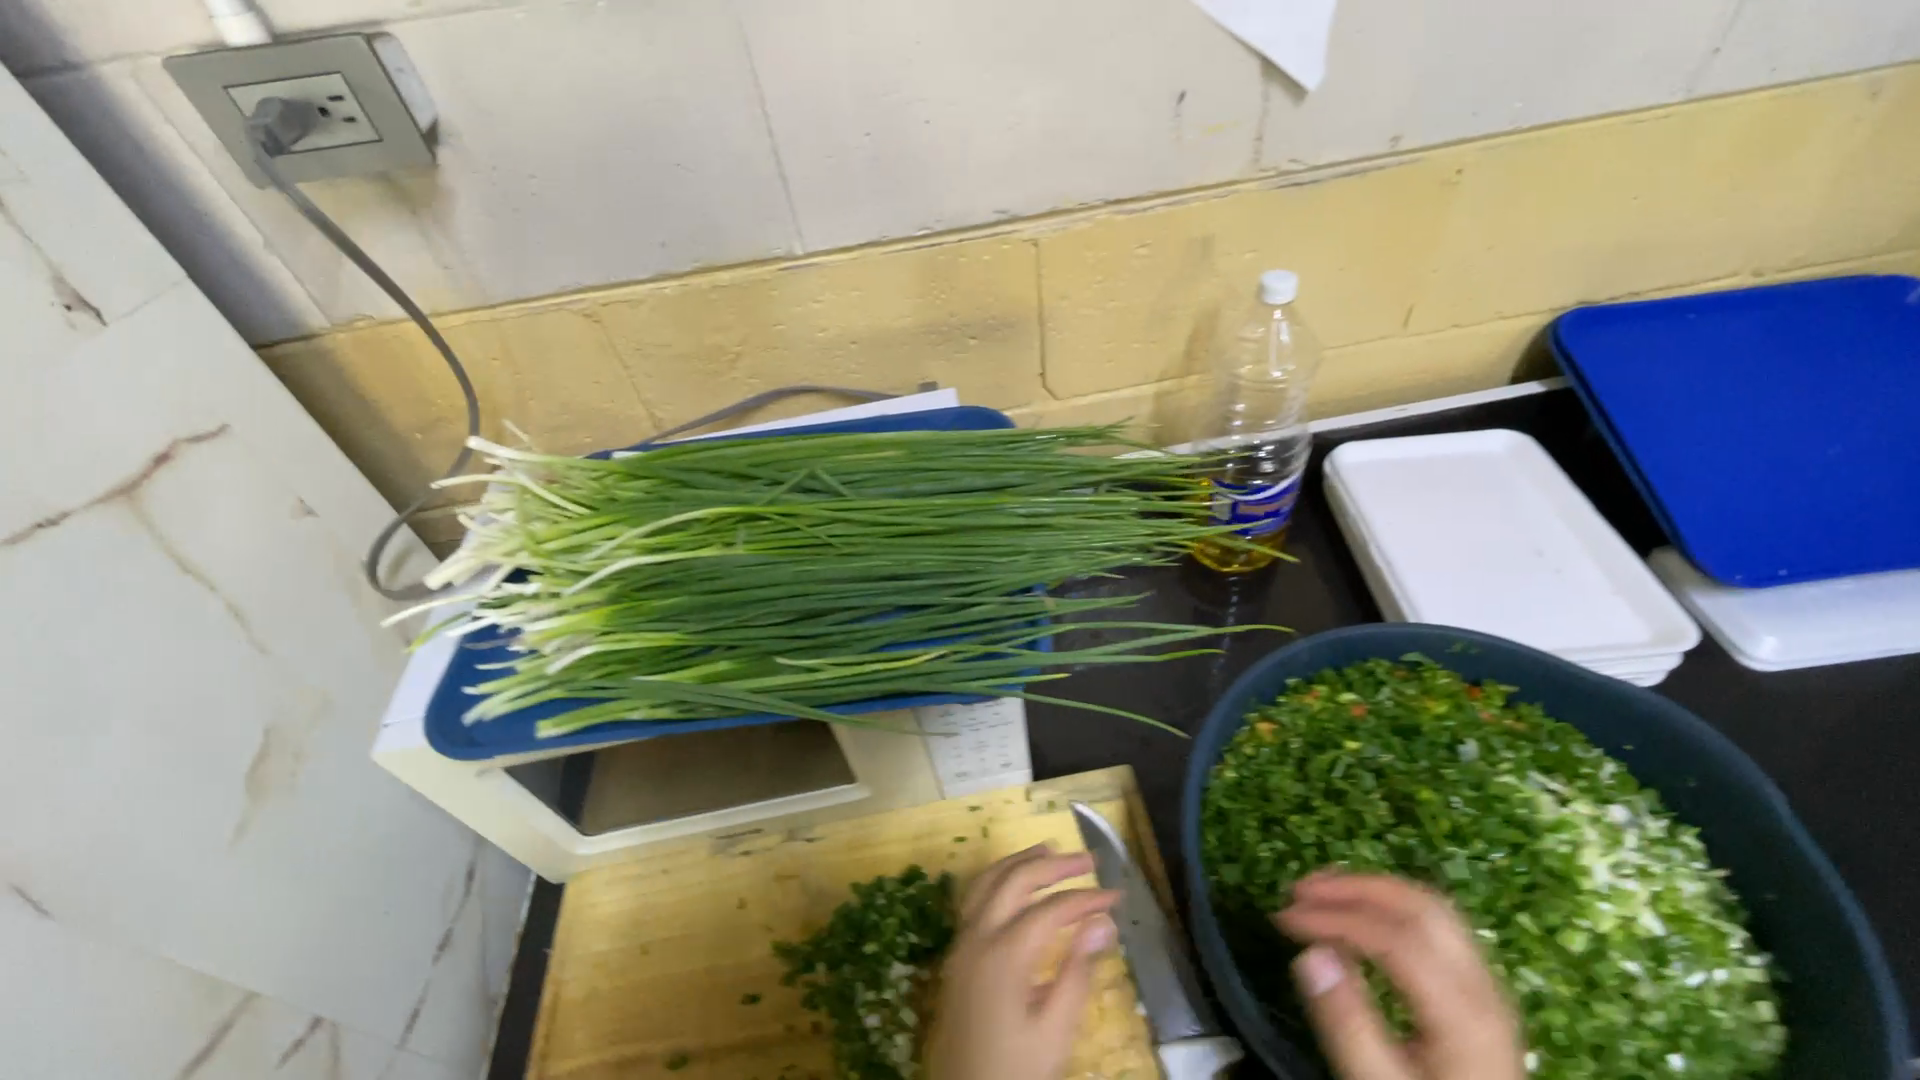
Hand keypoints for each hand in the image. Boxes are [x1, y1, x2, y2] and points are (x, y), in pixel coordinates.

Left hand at [925, 845, 1118, 1079]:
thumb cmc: (1016, 1069)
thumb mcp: (1055, 1029)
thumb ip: (1078, 971)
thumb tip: (1103, 922)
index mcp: (1004, 954)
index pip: (1051, 909)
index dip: (1085, 898)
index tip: (1116, 896)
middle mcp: (976, 936)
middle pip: (1015, 880)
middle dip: (1053, 864)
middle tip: (1088, 860)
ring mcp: (960, 943)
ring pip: (987, 882)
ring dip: (1019, 862)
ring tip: (1049, 850)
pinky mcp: (955, 954)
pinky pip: (974, 899)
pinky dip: (997, 879)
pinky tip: (1014, 883)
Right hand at [1273, 873, 1525, 1079]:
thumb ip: (1347, 1026)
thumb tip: (1309, 954)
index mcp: (1462, 1013)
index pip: (1393, 938)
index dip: (1333, 917)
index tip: (1283, 916)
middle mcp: (1484, 987)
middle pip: (1421, 909)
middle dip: (1354, 889)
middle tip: (1300, 889)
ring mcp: (1489, 987)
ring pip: (1434, 910)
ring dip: (1374, 891)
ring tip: (1323, 892)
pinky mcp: (1482, 993)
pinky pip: (1440, 927)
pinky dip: (1394, 908)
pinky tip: (1363, 917)